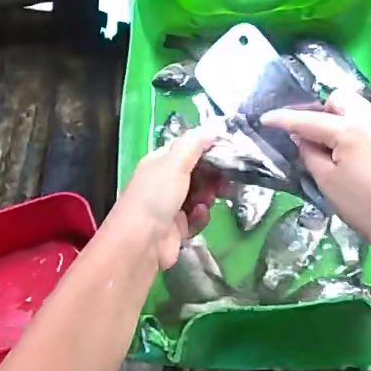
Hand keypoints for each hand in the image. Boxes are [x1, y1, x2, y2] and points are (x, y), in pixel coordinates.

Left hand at [109, 128, 222, 268]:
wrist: (141, 242)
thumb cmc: (156, 196)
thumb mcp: (175, 162)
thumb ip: (194, 143)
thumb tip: (213, 128)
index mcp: (159, 162)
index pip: (187, 149)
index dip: (207, 149)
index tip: (229, 152)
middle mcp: (164, 181)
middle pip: (196, 173)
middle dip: (212, 176)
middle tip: (226, 180)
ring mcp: (170, 206)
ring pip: (200, 195)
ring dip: (207, 196)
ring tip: (207, 200)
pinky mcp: (178, 228)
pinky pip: (197, 217)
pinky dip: (200, 216)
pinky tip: (198, 216)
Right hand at [262, 90, 370, 255]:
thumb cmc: (366, 209)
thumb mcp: (328, 183)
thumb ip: (310, 153)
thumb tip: (302, 137)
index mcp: (349, 130)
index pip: (308, 120)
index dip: (283, 119)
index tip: (266, 119)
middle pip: (340, 99)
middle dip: (321, 110)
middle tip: (312, 135)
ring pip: (360, 109)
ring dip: (341, 120)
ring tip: (335, 148)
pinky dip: (359, 132)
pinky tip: (358, 157)